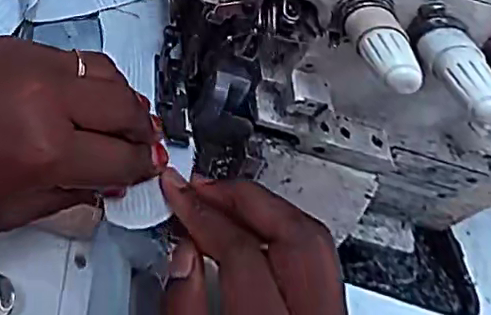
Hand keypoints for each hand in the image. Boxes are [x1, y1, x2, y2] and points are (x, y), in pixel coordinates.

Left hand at [0, 38, 162, 228]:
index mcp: (46, 149)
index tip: (145, 170)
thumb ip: (63, 200)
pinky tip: (79, 93)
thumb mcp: (4, 210)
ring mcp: (31, 63)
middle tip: (142, 142)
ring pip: (103, 70)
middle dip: (143, 130)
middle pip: (125, 106)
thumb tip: (98, 188)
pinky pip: (69, 55)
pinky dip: (86, 74)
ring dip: (121, 95)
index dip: (142, 168)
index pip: (122, 158)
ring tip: (120, 114)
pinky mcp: (15, 44)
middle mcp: (46, 98)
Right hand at [161, 171, 346, 314]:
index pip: (243, 249)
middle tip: (200, 187)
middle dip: (242, 197)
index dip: (201, 210)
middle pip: (297, 234)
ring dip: (263, 211)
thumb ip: (185, 307)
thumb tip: (182, 252)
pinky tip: (246, 237)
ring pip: (313, 242)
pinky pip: (315, 263)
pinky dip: (280, 237)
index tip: (175, 192)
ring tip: (219, 205)